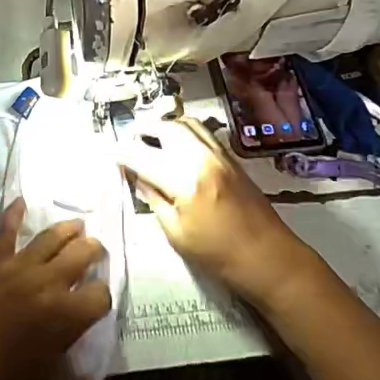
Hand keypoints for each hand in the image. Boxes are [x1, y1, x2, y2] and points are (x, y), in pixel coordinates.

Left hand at [0, 200, 110, 379]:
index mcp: (65, 316)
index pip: (101, 295)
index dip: (105, 300)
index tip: (100, 310)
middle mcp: (46, 283)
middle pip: (83, 254)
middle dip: (96, 254)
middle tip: (99, 258)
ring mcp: (15, 270)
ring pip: (52, 237)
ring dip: (70, 231)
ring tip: (80, 228)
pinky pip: (4, 233)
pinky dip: (14, 215)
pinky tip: (21, 200)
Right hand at [118, 118, 324, 305]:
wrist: (267, 255)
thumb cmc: (217, 253)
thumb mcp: (176, 233)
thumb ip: (154, 199)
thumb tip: (138, 177)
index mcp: (184, 179)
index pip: (143, 154)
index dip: (123, 153)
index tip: (112, 156)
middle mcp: (202, 157)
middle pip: (167, 128)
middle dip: (144, 131)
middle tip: (131, 144)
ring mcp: (220, 154)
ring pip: (188, 124)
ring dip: (166, 127)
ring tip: (153, 141)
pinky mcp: (232, 158)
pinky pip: (204, 133)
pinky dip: (186, 132)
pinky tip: (178, 148)